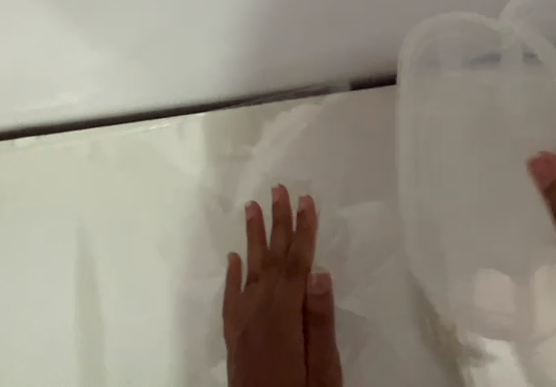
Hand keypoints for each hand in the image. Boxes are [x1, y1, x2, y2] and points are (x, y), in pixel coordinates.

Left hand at [223, 185, 342, 386]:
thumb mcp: (323, 372)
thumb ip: (320, 322)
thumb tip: (319, 271)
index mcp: (283, 318)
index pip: (296, 264)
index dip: (302, 230)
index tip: (307, 199)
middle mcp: (257, 314)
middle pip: (271, 259)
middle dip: (278, 222)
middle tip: (280, 187)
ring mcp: (242, 326)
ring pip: (250, 271)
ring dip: (253, 237)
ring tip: (252, 205)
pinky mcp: (234, 339)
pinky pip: (231, 298)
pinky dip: (234, 274)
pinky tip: (235, 257)